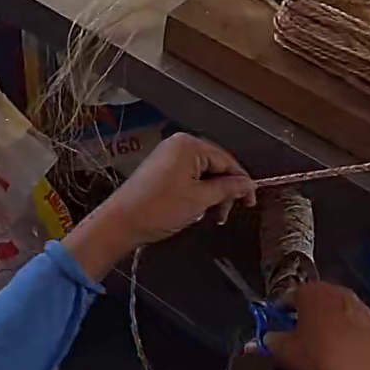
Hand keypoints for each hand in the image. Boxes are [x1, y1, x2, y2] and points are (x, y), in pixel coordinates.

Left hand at [62, 133, 256, 276]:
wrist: (119, 223)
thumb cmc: (158, 209)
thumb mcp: (199, 200)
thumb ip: (227, 189)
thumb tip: (248, 185)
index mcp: (189, 146)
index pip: (226, 160)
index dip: (241, 182)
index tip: (250, 202)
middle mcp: (178, 145)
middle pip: (215, 166)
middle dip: (224, 191)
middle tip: (225, 214)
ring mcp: (167, 157)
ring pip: (202, 174)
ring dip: (210, 195)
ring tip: (210, 216)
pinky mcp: (160, 170)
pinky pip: (188, 177)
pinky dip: (196, 193)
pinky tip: (195, 210)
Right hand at [262, 283, 369, 369]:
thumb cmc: (319, 361)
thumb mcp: (286, 354)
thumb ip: (272, 342)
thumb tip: (266, 338)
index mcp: (313, 292)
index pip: (291, 294)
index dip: (282, 309)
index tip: (277, 322)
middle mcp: (340, 293)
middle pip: (320, 298)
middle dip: (309, 312)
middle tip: (300, 331)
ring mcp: (365, 309)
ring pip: (342, 311)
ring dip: (333, 322)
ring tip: (325, 344)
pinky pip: (361, 327)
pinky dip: (353, 335)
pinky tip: (349, 354)